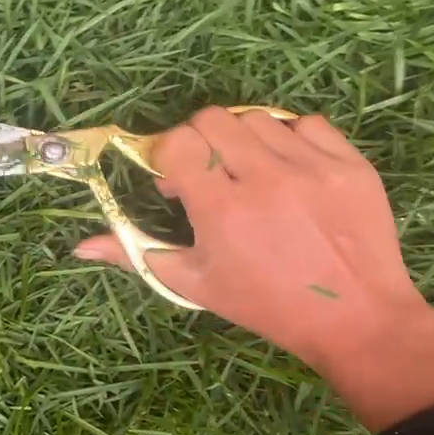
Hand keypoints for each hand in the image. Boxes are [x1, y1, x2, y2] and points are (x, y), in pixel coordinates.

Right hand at [74, 106, 433, 430]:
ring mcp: (313, 168)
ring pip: (257, 118)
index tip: (172, 181)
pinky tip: (283, 168)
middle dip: (197, 140)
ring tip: (244, 171)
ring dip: (238, 139)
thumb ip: (134, 255)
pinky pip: (306, 124)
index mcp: (221, 209)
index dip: (165, 154)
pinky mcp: (350, 164)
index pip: (178, 143)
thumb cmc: (260, 303)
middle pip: (213, 119)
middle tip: (203, 172)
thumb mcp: (191, 282)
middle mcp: (265, 179)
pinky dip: (285, 138)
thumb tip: (80, 247)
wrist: (353, 315)